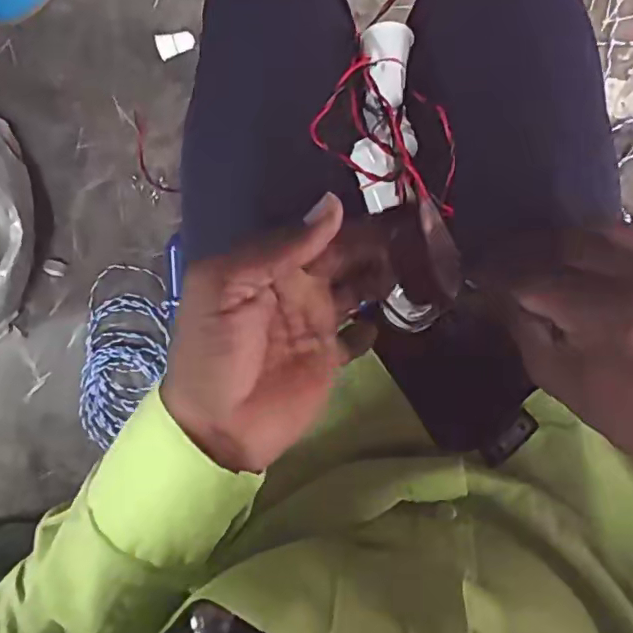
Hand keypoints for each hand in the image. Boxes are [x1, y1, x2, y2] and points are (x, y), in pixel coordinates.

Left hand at [162, 193, 393, 472]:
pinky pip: (360, 333)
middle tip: (417, 234)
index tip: (391, 207)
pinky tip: (391, 316)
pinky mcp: (330, 356)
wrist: (218, 427)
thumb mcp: (227, 287)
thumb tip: (331, 205)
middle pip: (342, 257)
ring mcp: (314, 322)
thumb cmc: (214, 352)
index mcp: (267, 265)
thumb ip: (278, 248)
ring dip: (382, 276)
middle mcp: (294, 287)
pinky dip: (376, 324)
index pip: (314, 232)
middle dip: (375, 244)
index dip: (348, 221)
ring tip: (417, 267)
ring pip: (357, 288)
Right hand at [477, 223, 632, 484]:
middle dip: (524, 251)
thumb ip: (522, 325)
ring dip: (559, 240)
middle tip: (498, 262)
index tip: (476, 276)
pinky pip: (631, 236)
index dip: (498, 276)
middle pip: (565, 244)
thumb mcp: (556, 376)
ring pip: (598, 231)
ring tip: (535, 255)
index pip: (535, 279)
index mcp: (607, 316)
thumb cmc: (623, 413)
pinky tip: (578, 252)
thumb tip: (493, 293)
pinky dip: (597, 239)